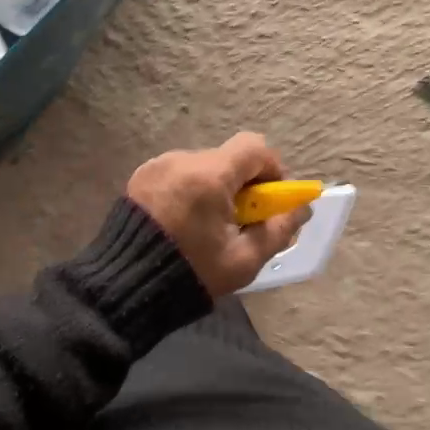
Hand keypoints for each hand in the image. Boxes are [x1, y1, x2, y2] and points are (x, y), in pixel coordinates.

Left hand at [126, 132, 312, 296]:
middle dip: (242, 184)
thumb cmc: (192, 272)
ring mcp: (158, 164)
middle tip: (242, 222)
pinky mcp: (141, 175)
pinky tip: (183, 222)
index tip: (270, 200)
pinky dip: (190, 190)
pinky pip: (178, 173)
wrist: (128, 281)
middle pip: (227, 158)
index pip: (254, 147)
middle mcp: (182, 159)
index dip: (271, 169)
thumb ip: (277, 230)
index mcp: (209, 175)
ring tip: (208, 227)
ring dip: (214, 187)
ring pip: (202, 166)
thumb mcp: (244, 259)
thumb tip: (301, 209)